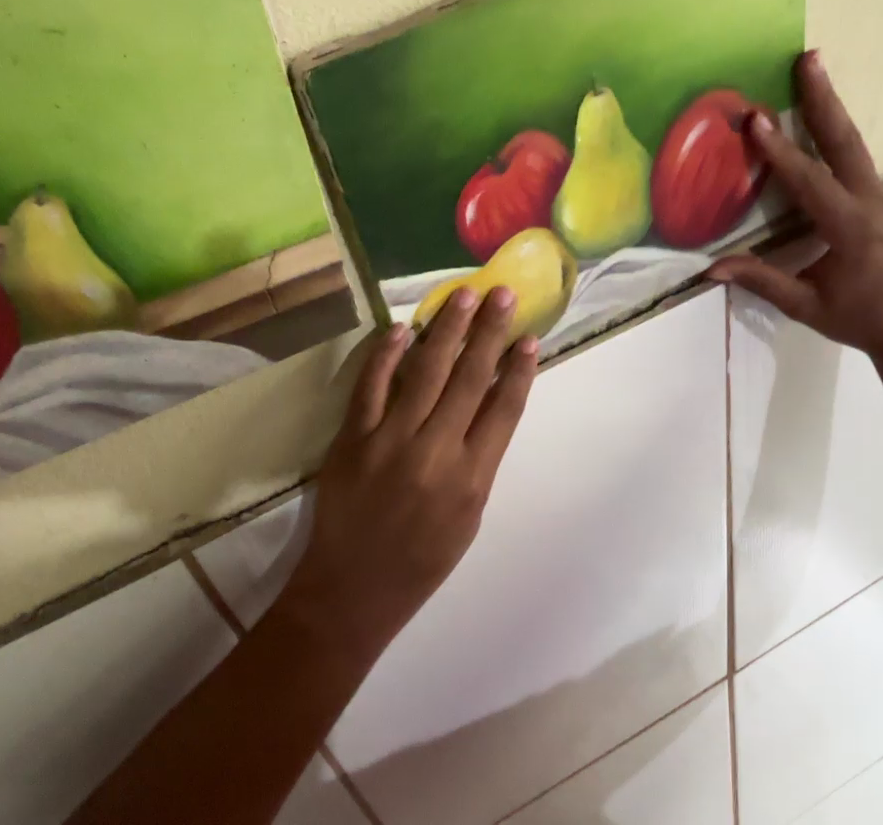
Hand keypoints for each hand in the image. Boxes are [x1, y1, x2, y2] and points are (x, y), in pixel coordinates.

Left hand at [280, 287, 538, 650]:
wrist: (353, 588)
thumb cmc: (421, 561)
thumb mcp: (468, 516)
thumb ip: (479, 460)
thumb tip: (487, 404)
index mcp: (472, 478)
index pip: (503, 409)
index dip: (519, 369)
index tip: (530, 336)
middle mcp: (436, 452)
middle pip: (468, 379)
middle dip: (488, 332)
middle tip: (501, 293)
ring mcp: (390, 441)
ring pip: (424, 372)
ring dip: (447, 330)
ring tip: (463, 295)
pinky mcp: (353, 438)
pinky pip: (372, 386)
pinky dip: (387, 355)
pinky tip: (403, 328)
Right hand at [707, 51, 882, 365]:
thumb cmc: (861, 319)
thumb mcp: (806, 306)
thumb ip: (761, 281)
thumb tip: (709, 268)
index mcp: (850, 229)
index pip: (810, 183)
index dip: (780, 152)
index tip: (756, 119)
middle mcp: (870, 202)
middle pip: (843, 142)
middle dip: (824, 98)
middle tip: (809, 57)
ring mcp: (880, 197)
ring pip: (852, 143)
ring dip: (831, 105)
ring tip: (813, 69)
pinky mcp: (880, 199)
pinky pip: (854, 157)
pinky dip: (835, 129)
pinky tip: (822, 116)